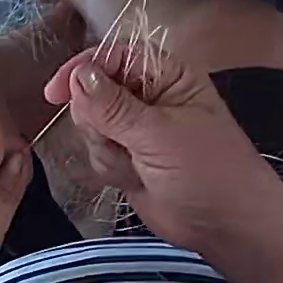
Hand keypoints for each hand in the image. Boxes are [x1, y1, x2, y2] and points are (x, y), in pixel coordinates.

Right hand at [44, 44, 282, 253]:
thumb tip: (77, 76)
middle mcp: (148, 98)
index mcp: (167, 76)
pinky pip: (96, 153)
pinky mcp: (126, 159)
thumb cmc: (209, 171)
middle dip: (96, 119)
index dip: (84, 69)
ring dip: (104, 149)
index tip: (57, 91)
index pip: (115, 56)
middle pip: (94, 91)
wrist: (225, 226)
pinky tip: (132, 179)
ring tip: (135, 165)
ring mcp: (135, 130)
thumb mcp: (160, 135)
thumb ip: (114, 107)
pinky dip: (108, 167)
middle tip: (117, 141)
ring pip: (90, 126)